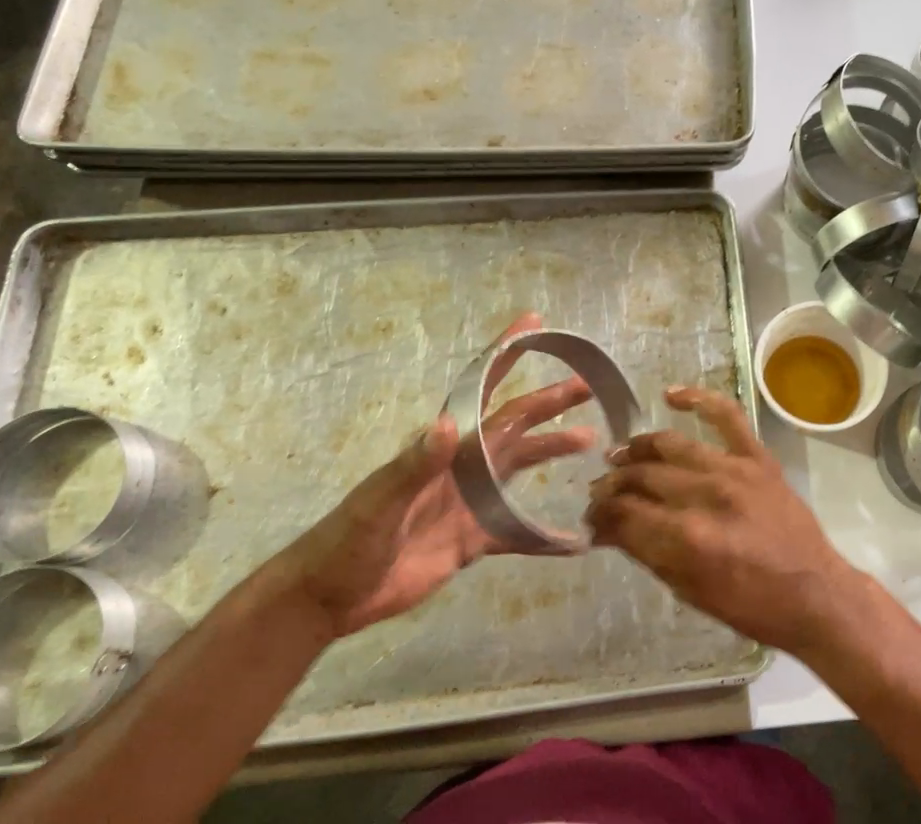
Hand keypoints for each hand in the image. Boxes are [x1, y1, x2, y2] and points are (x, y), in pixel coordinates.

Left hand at [274, 313, 595, 637]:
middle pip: (515, 424)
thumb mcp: (379, 501)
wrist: (328, 597)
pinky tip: (573, 540)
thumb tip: (448, 422)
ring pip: (521, 467)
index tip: (535, 322)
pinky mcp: (472, 540)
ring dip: (553, 451)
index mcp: (443, 448)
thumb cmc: (348, 542)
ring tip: (592, 440)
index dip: (506, 354)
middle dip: (550, 401)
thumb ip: (414, 465)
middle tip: (589, 385)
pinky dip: (544, 536)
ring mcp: (469, 502)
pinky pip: (516, 533)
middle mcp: (462, 466)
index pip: (481, 390)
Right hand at [584, 386, 872, 654]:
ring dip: (639, 449)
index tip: (590, 517)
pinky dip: (699, 400)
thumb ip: (646, 552)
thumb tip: (607, 528)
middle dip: (612, 485)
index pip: (625, 513)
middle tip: (599, 491)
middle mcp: (707, 496)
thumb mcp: (690, 591)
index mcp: (688, 538)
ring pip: (672, 446)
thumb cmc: (750, 605)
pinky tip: (671, 396)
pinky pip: (727, 416)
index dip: (600, 514)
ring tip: (620, 455)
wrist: (814, 594)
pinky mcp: (759, 459)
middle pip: (643, 478)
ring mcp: (735, 471)